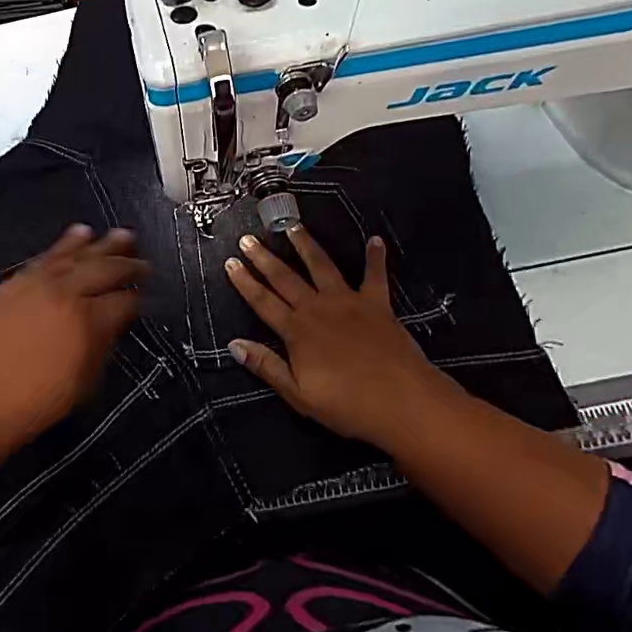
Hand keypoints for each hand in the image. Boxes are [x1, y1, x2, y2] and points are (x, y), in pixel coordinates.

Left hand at [0, 225, 148, 460]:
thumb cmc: (26, 408)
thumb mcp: (79, 386)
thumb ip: (100, 350)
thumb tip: (111, 326)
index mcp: (87, 322)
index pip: (123, 302)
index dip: (138, 299)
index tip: (146, 296)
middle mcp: (66, 294)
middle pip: (104, 270)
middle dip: (127, 265)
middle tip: (144, 261)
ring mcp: (37, 284)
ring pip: (77, 256)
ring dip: (101, 245)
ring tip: (120, 235)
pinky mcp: (13, 283)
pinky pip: (47, 257)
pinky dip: (65, 244)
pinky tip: (78, 234)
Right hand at [224, 226, 454, 449]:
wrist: (401, 400)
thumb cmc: (347, 404)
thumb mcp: (298, 395)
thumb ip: (266, 366)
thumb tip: (234, 343)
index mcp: (297, 331)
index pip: (262, 301)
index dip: (244, 282)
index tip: (231, 263)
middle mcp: (318, 308)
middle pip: (285, 277)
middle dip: (264, 257)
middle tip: (248, 239)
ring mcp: (348, 301)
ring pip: (321, 266)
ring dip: (305, 245)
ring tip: (292, 226)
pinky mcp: (377, 303)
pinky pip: (374, 275)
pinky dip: (375, 257)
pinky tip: (375, 240)